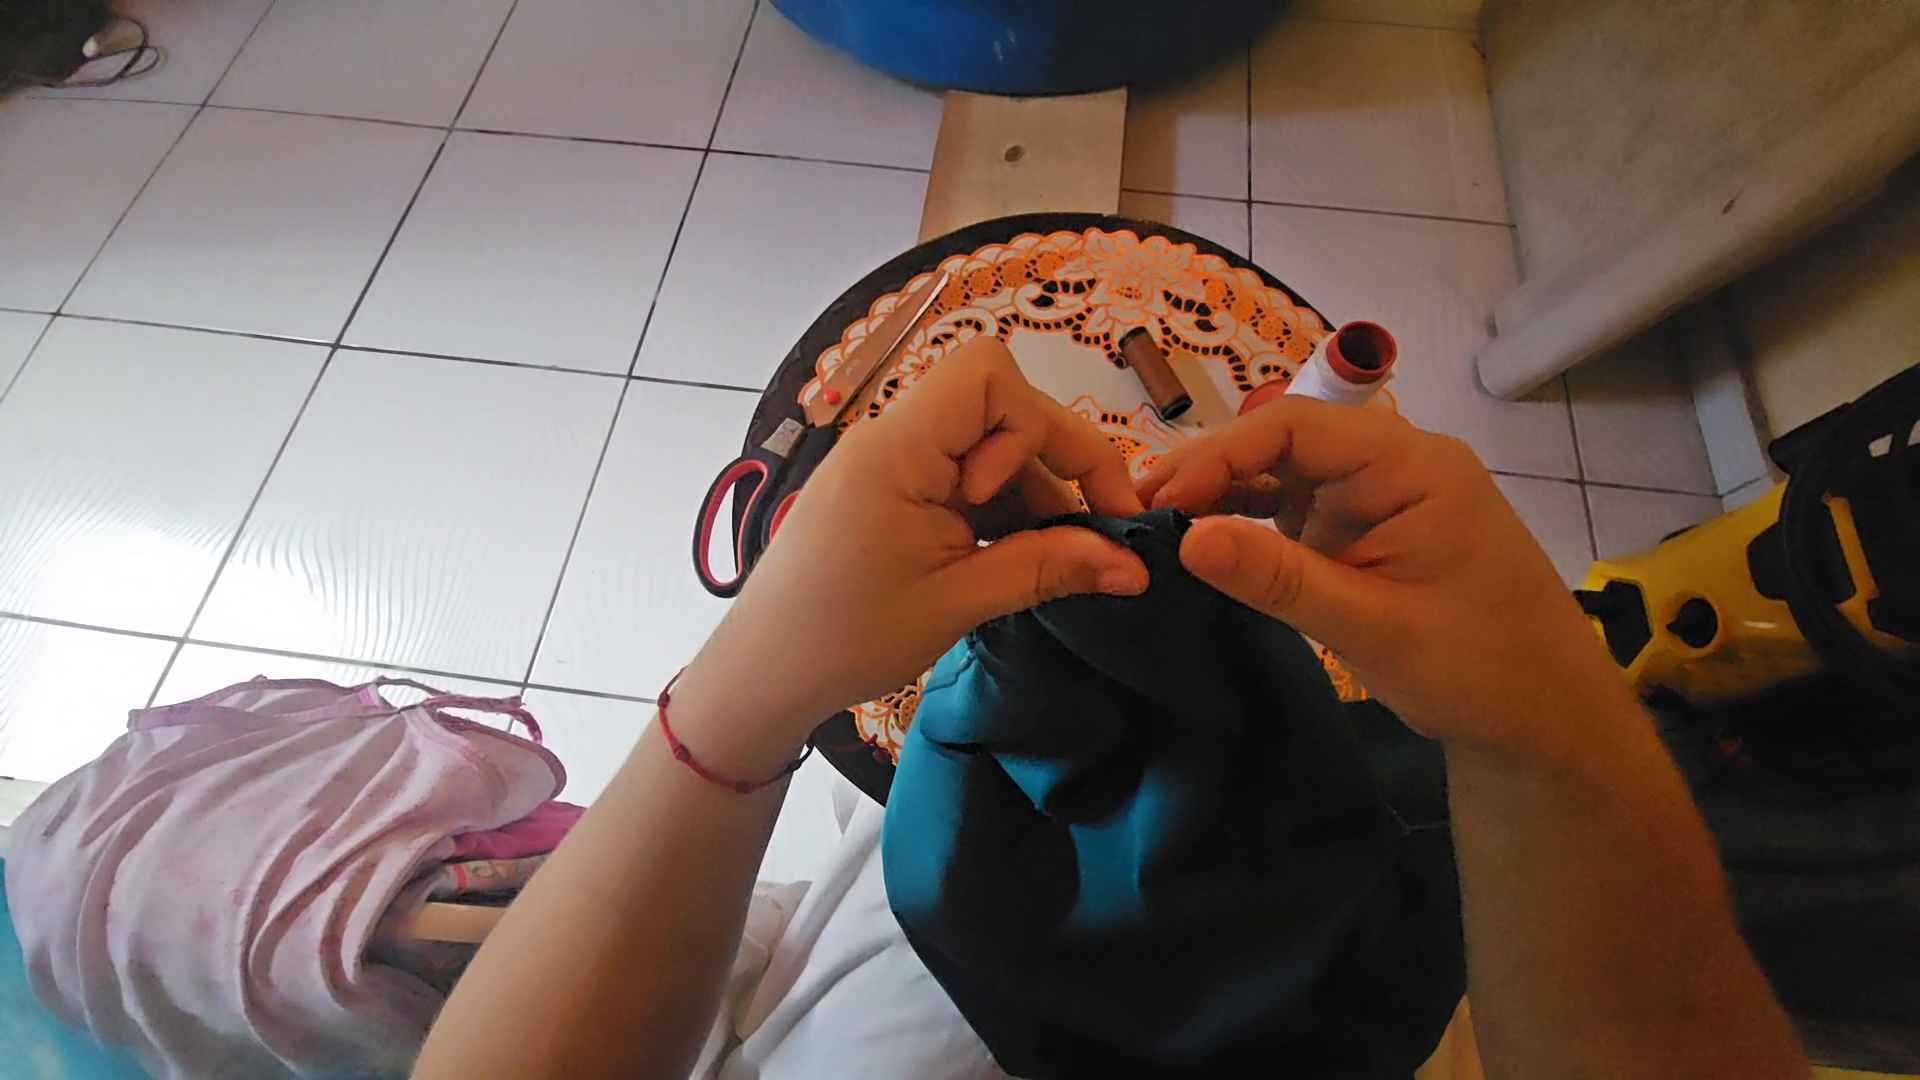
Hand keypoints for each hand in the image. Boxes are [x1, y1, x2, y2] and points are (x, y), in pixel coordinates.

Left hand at [672, 336, 1148, 771]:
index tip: (1034, 499)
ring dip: (1033, 495)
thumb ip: (1048, 570)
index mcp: (898, 449)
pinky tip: (1014, 557)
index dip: (1032, 425)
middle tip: (1096, 537)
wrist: (765, 673)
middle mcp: (895, 439)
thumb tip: (1134, 566)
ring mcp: (893, 464)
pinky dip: (1001, 511)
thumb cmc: (846, 639)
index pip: (987, 374)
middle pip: (999, 408)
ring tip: (1054, 562)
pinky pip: (964, 478)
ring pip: (989, 447)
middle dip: (1056, 464)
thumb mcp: (958, 603)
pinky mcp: (893, 491)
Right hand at [1139, 397, 1632, 752]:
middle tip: (1141, 510)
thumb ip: (1278, 579)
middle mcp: (1388, 466)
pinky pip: (1286, 509)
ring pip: (1277, 473)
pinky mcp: (1354, 529)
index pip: (1297, 426)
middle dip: (1208, 471)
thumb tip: (1187, 540)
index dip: (1221, 455)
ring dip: (1217, 494)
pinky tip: (1201, 538)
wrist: (1538, 722)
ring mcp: (1369, 497)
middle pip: (1280, 443)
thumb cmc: (1479, 670)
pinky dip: (1241, 521)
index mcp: (1411, 467)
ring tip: (1157, 521)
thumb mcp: (1374, 626)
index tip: (1165, 502)